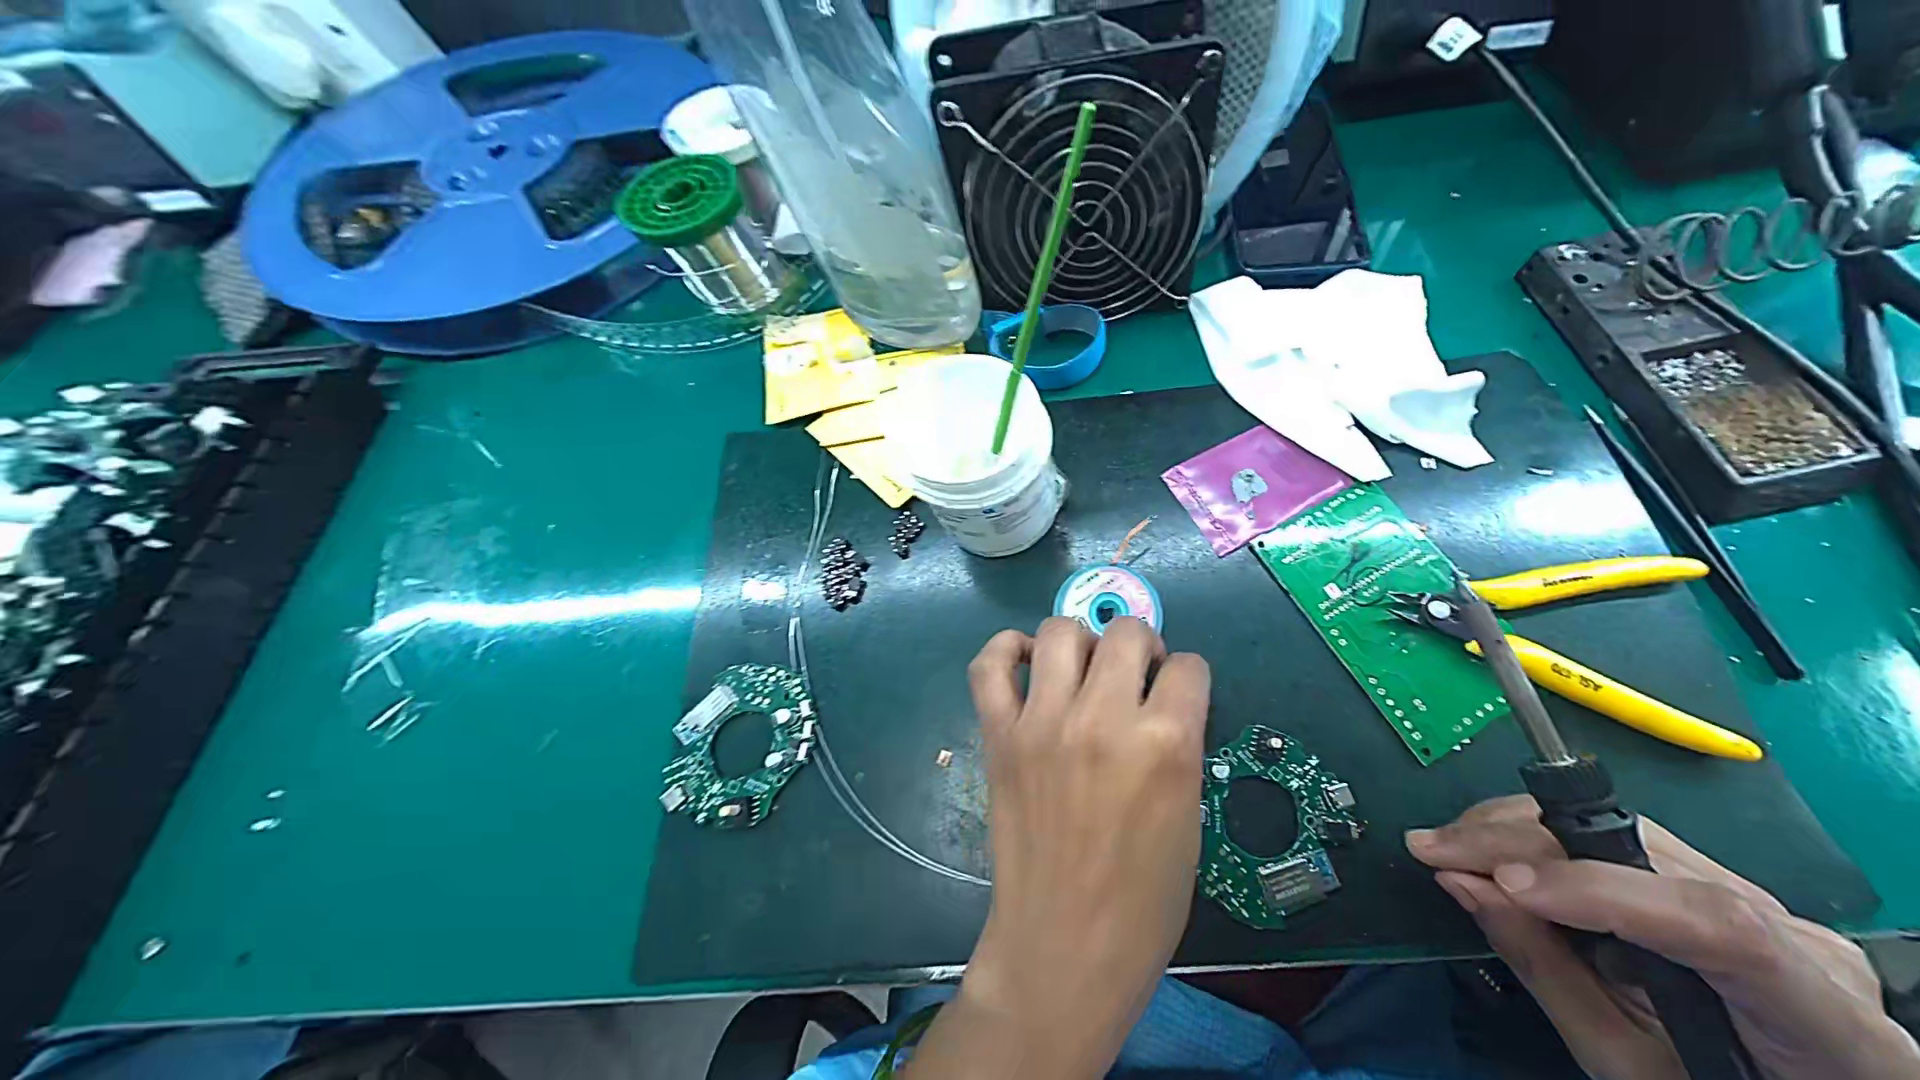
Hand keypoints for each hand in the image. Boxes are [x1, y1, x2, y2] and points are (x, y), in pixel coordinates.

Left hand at [906, 617, 1210, 1078]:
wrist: (1065, 945)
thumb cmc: (1144, 899)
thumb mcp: (1187, 816)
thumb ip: (1177, 746)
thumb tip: (1160, 701)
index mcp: (1166, 744)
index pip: (1188, 667)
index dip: (1187, 677)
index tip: (1177, 691)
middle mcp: (1102, 718)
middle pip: (1125, 632)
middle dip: (1141, 644)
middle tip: (1135, 674)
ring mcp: (1042, 722)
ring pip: (1060, 632)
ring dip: (1081, 641)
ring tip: (1084, 670)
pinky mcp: (999, 735)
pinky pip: (988, 665)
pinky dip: (1005, 650)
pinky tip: (1026, 664)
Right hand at [1408, 795, 1919, 1079]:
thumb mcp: (1624, 1061)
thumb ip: (1546, 972)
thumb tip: (1462, 883)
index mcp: (1819, 1016)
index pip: (1714, 925)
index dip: (1598, 891)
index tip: (1499, 884)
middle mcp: (1796, 934)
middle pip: (1645, 854)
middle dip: (1520, 841)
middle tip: (1430, 846)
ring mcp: (1756, 896)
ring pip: (1616, 826)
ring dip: (1513, 828)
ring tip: (1446, 844)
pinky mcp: (1706, 874)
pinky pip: (1607, 834)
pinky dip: (1532, 833)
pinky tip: (1486, 847)